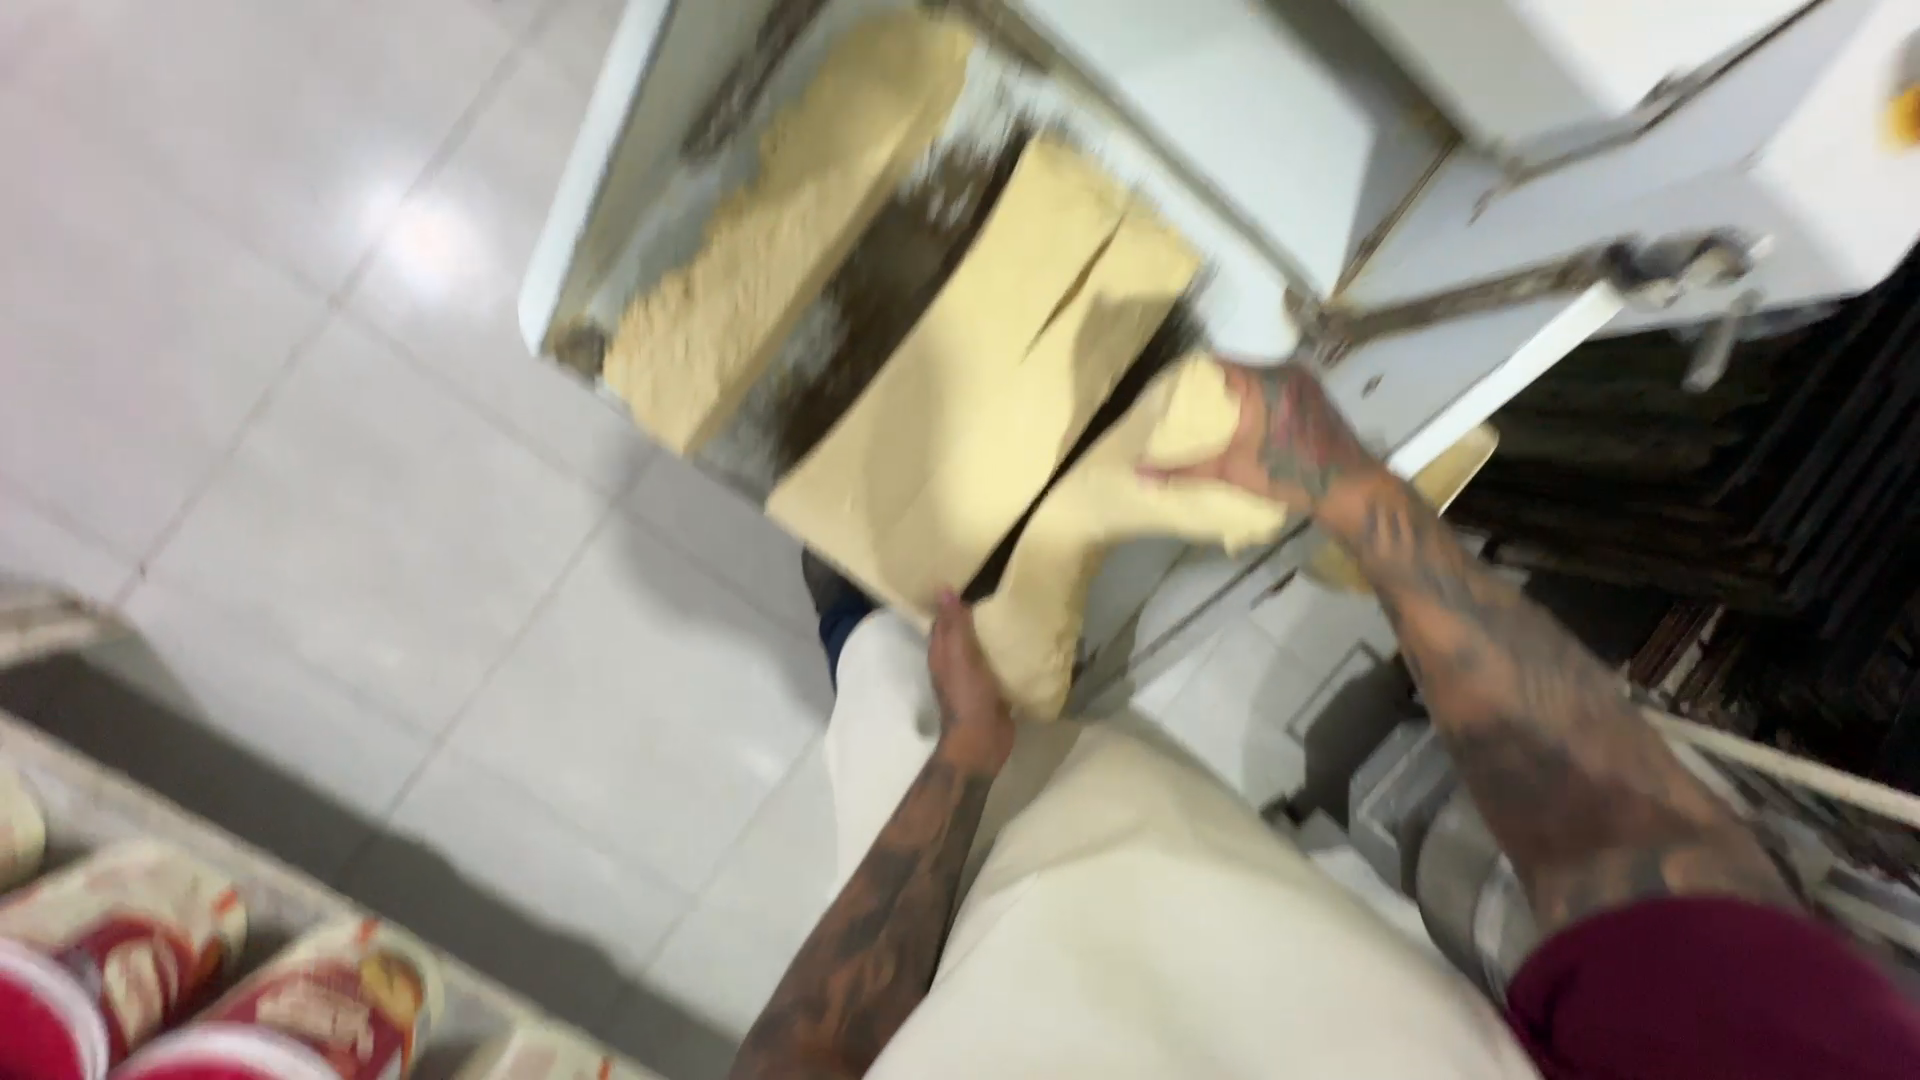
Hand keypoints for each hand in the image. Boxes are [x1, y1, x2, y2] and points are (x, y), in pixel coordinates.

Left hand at [927, 590, 1015, 771]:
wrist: (982, 740)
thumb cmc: (967, 695)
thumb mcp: (960, 655)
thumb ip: (955, 624)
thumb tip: (943, 589)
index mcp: (941, 654)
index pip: (943, 621)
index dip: (952, 602)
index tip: (970, 580)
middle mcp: (954, 664)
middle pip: (962, 634)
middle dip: (976, 616)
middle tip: (998, 593)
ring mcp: (973, 679)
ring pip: (981, 650)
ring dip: (993, 636)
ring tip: (1014, 613)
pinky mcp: (992, 691)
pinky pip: (998, 668)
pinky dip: (1007, 656)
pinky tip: (1023, 645)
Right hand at [1144, 357, 1382, 511]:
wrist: (1351, 490)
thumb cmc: (1290, 475)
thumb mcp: (1231, 472)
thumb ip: (1184, 470)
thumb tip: (1139, 473)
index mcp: (1264, 380)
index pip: (1215, 364)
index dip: (1187, 376)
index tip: (1165, 394)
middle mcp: (1286, 372)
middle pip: (1234, 371)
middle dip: (1206, 389)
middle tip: (1179, 408)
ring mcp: (1304, 383)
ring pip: (1254, 380)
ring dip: (1231, 396)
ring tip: (1205, 417)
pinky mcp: (1313, 398)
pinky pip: (1273, 389)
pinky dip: (1252, 401)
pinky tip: (1239, 424)